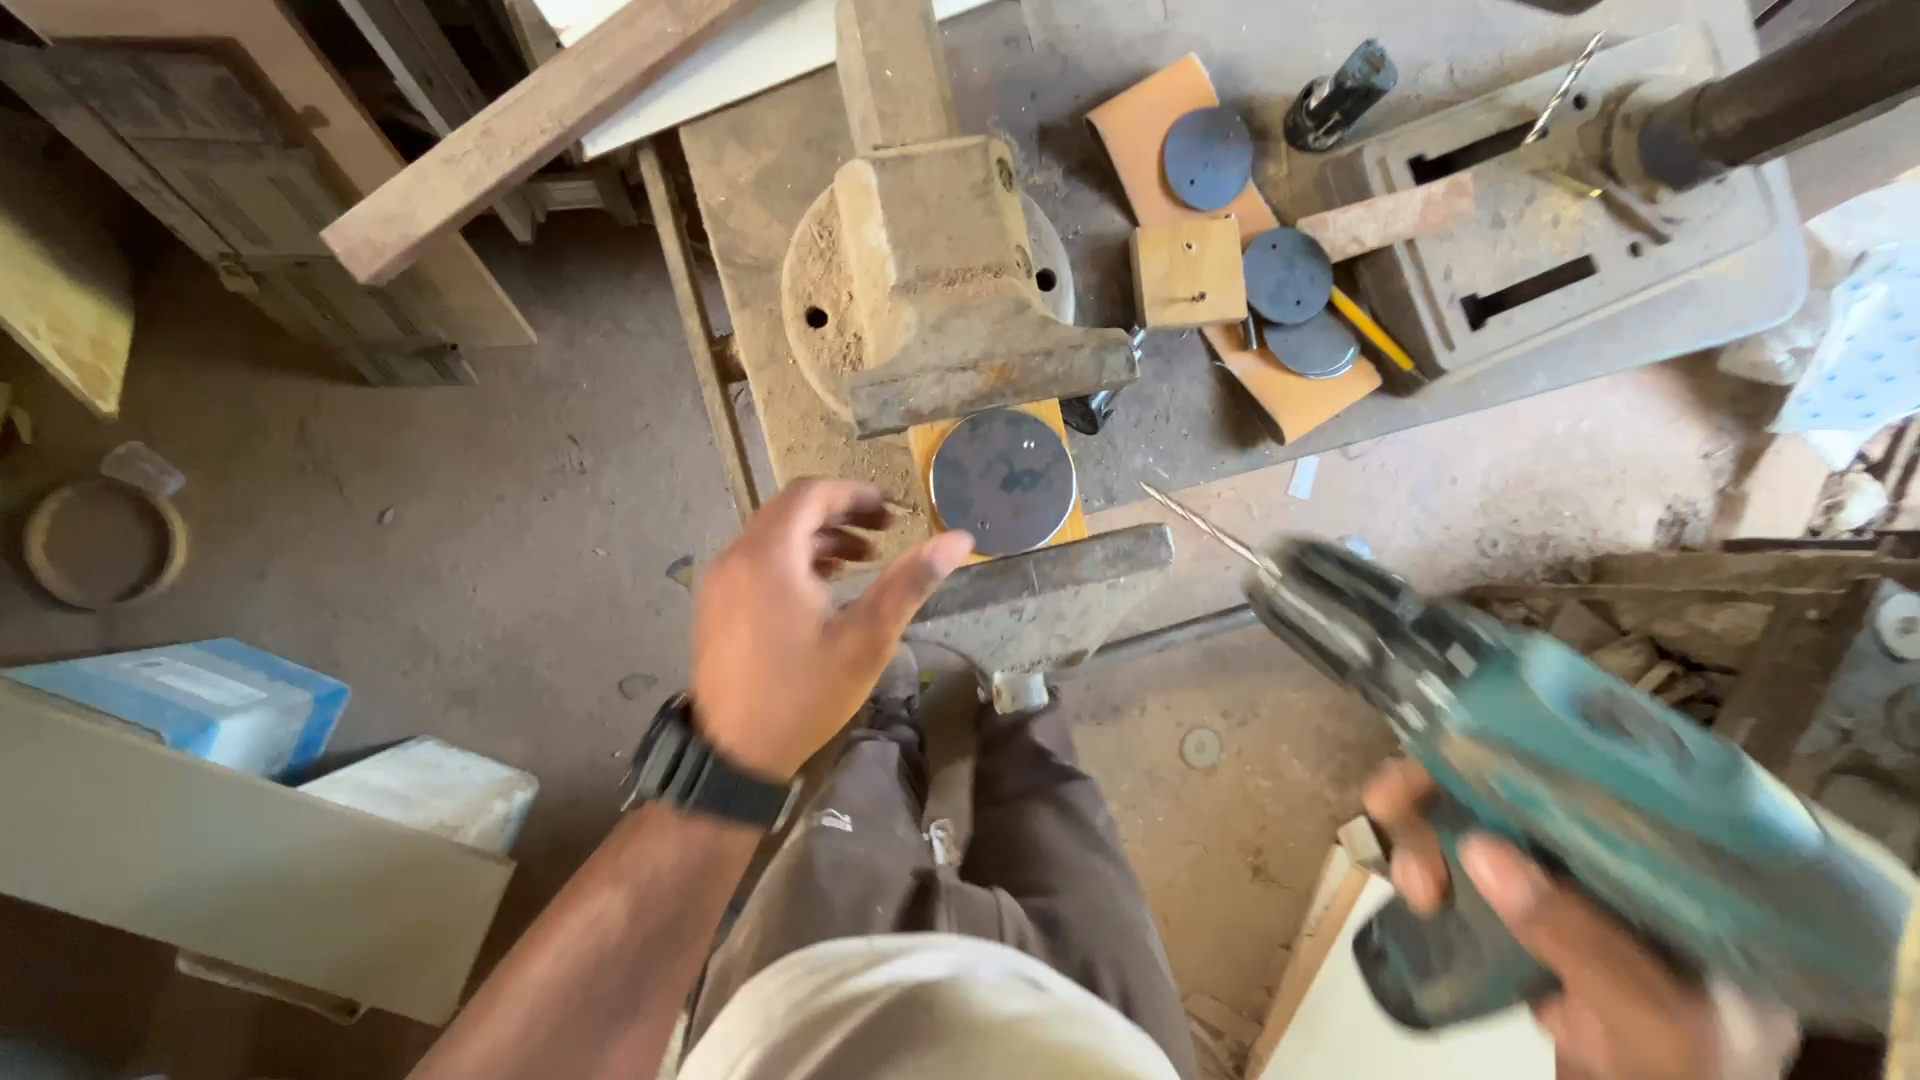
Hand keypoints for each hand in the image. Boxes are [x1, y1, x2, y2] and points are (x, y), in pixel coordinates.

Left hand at [690, 478, 973, 780]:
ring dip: (818, 537)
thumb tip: (959, 540)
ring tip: (862, 560)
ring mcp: (719, 582)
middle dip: (840, 514)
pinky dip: (792, 559)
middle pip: (790, 510)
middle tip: (884, 533)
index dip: (854, 495)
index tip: (891, 513)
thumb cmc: (805, 694)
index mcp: (769, 556)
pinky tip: (823, 587)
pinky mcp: (715, 605)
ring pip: (772, 536)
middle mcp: (736, 557)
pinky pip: (756, 561)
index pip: (810, 493)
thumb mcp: (867, 638)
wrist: (735, 754)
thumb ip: (910, 581)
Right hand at [1362, 759, 1799, 1079]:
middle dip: (1443, 790)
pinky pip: (1463, 866)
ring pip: (1476, 820)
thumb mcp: (1655, 1016)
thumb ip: (1582, 940)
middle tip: (1389, 803)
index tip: (1453, 747)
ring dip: (1424, 836)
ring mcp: (1567, 883)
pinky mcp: (1524, 911)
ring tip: (1415, 888)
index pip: (1598, 772)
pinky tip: (1417, 892)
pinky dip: (1426, 866)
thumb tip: (1479, 849)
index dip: (1519, 748)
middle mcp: (1620, 854)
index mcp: (1681, 858)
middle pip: (1517, 786)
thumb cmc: (1682, 1073)